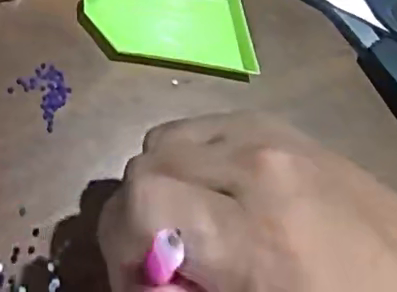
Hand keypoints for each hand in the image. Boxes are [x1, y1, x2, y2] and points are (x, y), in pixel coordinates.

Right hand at [98, 112, 396, 291]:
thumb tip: (148, 287)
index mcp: (265, 235)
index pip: (146, 202)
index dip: (120, 247)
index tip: (136, 288)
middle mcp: (256, 162)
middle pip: (145, 164)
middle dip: (134, 220)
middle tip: (158, 271)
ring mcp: (267, 131)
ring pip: (163, 138)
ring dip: (159, 187)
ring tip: (188, 233)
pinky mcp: (276, 122)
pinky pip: (198, 128)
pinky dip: (187, 162)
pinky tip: (217, 202)